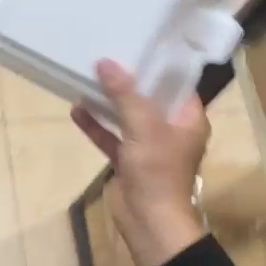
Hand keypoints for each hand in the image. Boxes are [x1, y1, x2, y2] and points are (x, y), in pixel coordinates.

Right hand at [71, 59, 209, 265]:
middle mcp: (171, 129)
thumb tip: (105, 62)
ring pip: (127, 116)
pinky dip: (97, 125)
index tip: (137, 44)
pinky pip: (111, 136)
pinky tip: (77, 109)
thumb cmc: (157, 171)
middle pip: (149, 97)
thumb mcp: (143, 126)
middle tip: (107, 54)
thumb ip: (125, 94)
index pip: (176, 83)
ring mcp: (148, 146)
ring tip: (88, 77)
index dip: (158, 65)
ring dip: (109, 101)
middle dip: (128, 80)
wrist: (149, 220)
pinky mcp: (128, 160)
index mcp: (188, 119)